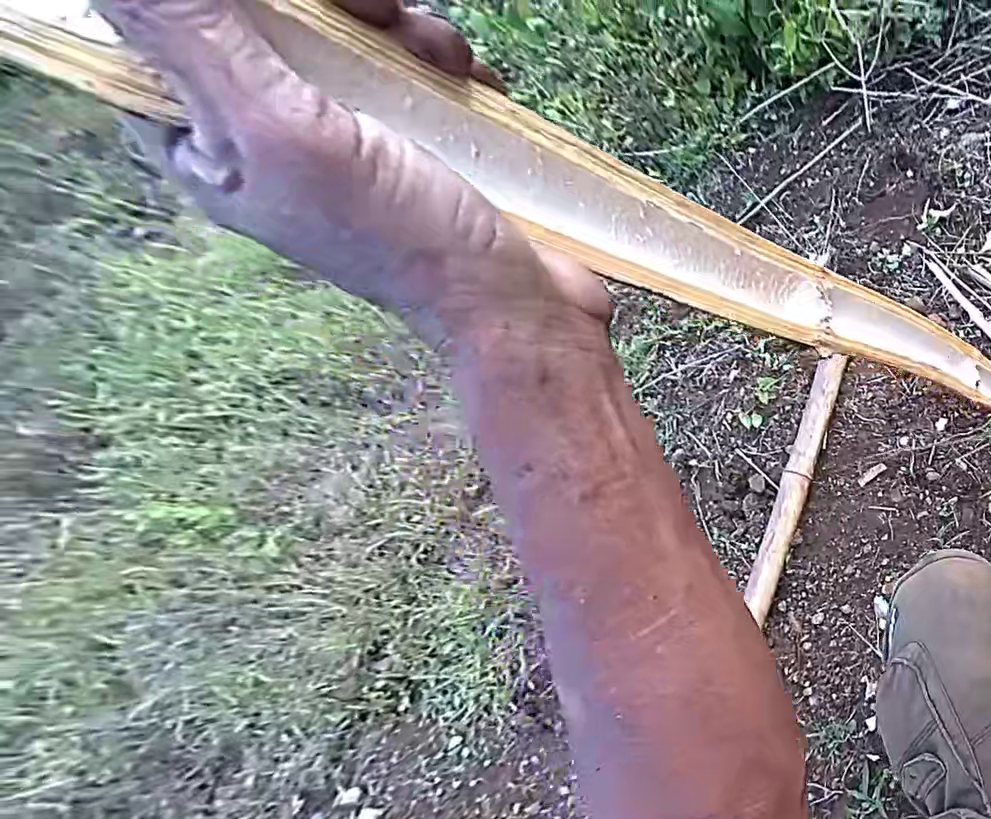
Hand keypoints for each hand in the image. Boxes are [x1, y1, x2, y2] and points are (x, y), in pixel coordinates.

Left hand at [96, 0, 608, 346]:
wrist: (526, 308)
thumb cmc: (415, 243)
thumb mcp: (292, 136)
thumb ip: (192, 30)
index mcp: (212, 146)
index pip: (156, 26)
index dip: (214, 3)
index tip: (286, 7)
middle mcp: (281, 137)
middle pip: (267, 19)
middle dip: (330, 6)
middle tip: (376, 9)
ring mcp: (365, 142)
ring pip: (351, 38)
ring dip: (400, 27)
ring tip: (445, 58)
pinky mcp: (434, 148)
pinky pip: (420, 74)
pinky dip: (446, 64)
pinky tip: (473, 81)